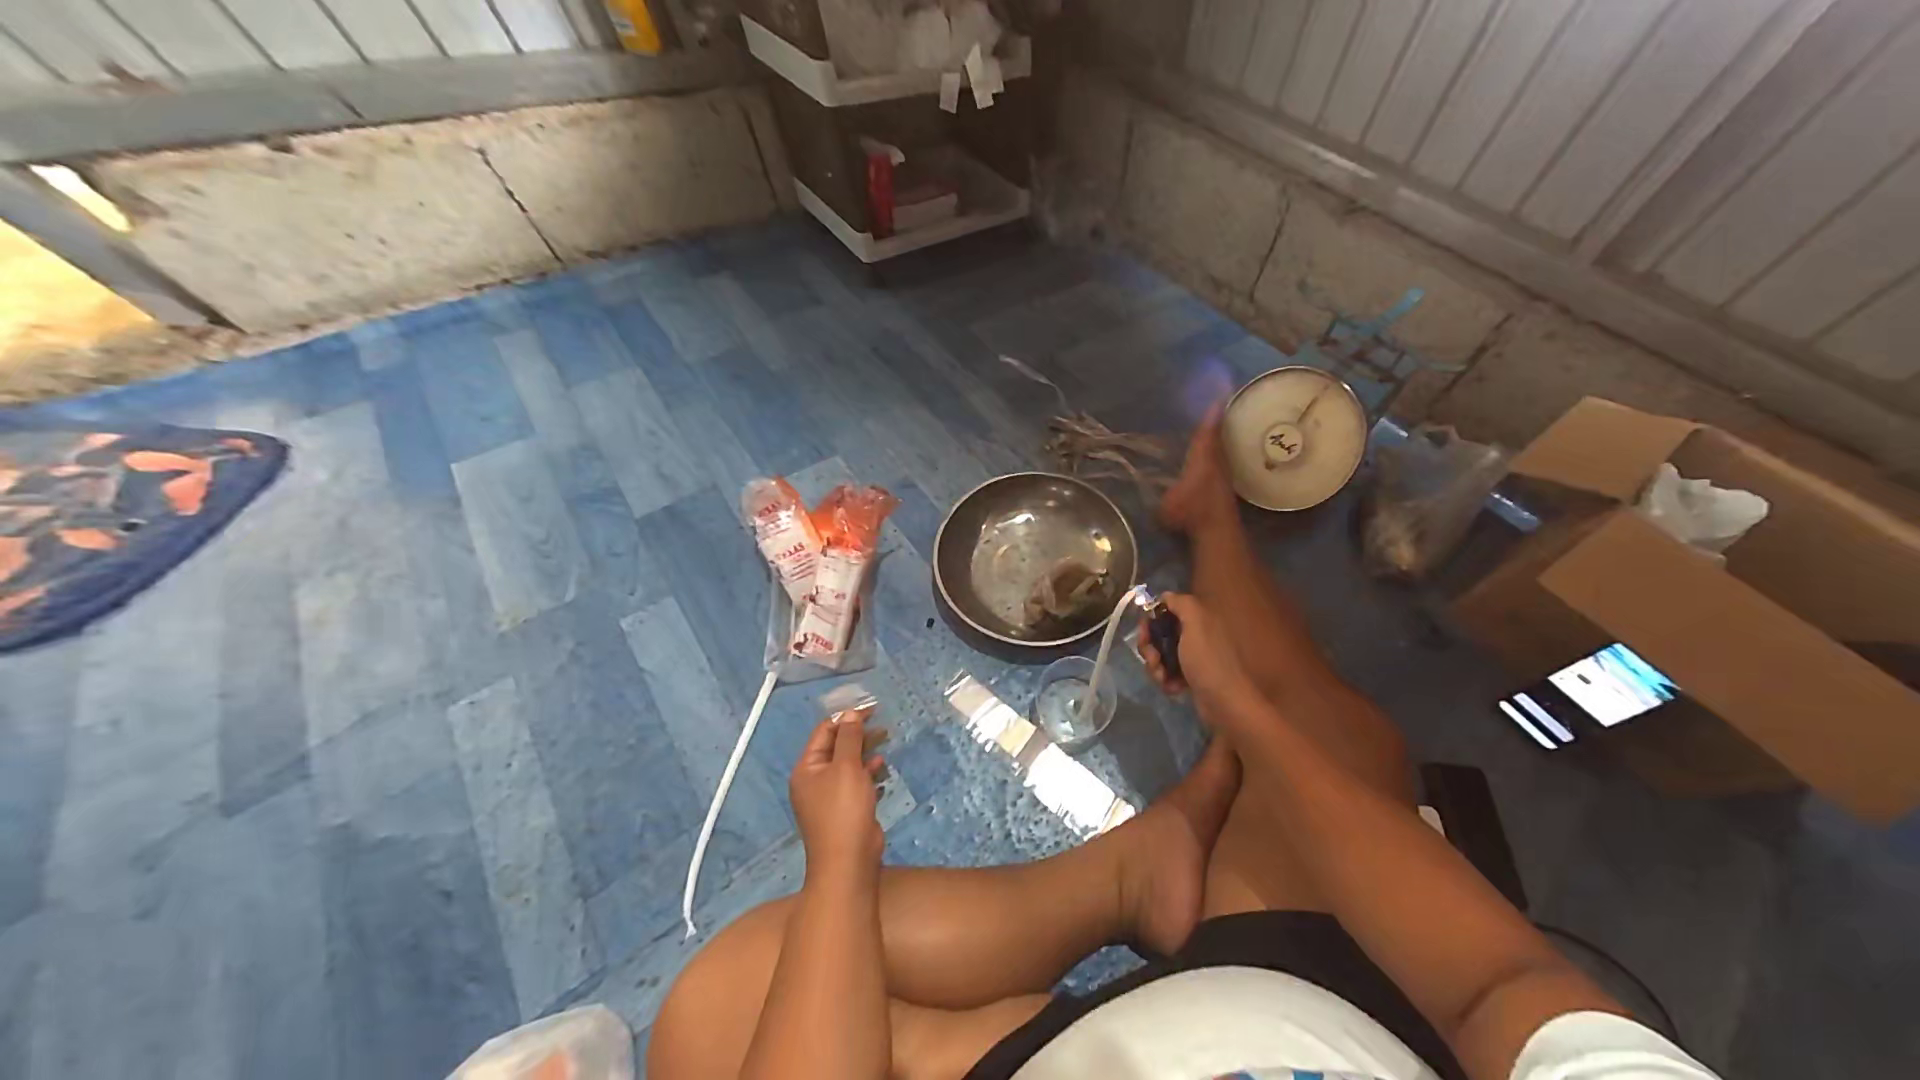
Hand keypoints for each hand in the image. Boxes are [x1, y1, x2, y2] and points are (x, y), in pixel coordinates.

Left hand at [790, 706, 884, 882]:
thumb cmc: (843, 809)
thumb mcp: (847, 767)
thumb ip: (849, 739)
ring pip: (848, 765)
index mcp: (807, 768)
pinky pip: (856, 783)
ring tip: (886, 742)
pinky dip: (868, 773)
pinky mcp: (845, 810)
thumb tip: (849, 715)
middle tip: (882, 726)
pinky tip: (881, 770)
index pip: (824, 732)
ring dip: (865, 753)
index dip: (846, 718)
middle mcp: (814, 780)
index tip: (872, 710)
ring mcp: (829, 797)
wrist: (848, 861)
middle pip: (836, 748)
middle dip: (858, 735)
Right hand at [1137, 592, 1258, 713]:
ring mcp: (1192, 657)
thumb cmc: (1208, 660)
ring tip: (1163, 677)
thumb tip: (1164, 596)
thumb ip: (1181, 603)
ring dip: (1155, 665)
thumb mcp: (1197, 622)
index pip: (1167, 609)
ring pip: (1160, 654)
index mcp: (1199, 619)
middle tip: (1153, 658)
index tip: (1145, 632)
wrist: (1225, 702)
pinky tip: (1172, 687)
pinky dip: (1165, 679)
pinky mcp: (1189, 677)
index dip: (1152, 618)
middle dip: (1150, 646)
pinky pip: (1167, 671)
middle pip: (1159, 633)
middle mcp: (1196, 634)